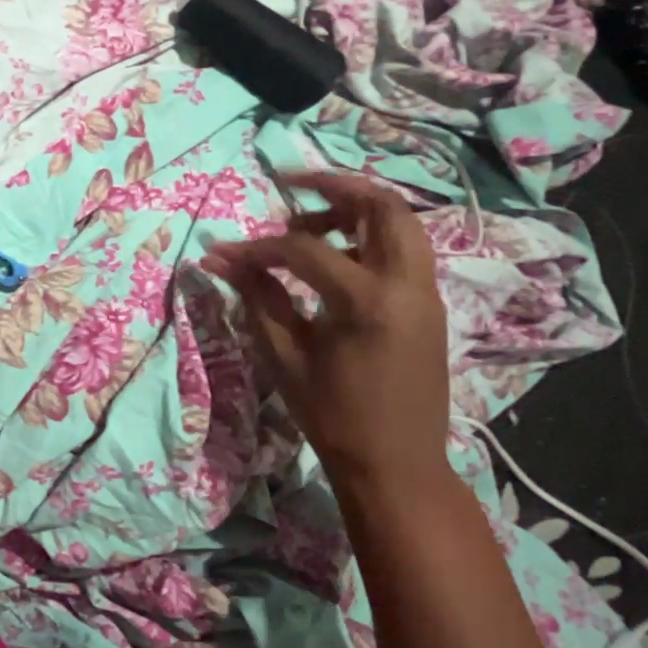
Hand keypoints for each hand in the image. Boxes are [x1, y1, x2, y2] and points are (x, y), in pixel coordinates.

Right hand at [201, 172, 450, 485]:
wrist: (396, 462)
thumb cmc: (331, 412)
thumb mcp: (283, 353)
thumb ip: (257, 295)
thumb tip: (219, 257)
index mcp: (367, 300)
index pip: (304, 249)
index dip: (259, 246)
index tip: (225, 254)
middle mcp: (407, 284)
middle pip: (383, 207)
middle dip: (335, 188)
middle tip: (292, 186)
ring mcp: (425, 293)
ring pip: (402, 223)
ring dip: (357, 210)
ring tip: (310, 224)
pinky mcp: (428, 305)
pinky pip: (405, 249)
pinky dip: (371, 235)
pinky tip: (335, 255)